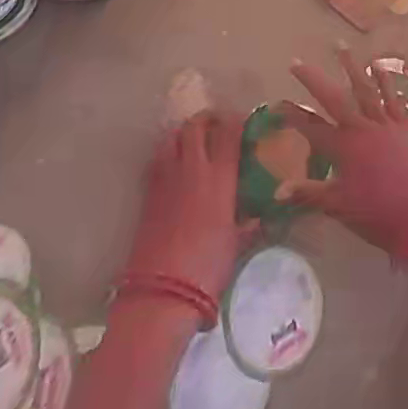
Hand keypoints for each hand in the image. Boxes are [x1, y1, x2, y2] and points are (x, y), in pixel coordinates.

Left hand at [126, 112, 252, 300]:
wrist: (163, 290)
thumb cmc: (208, 266)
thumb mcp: (237, 243)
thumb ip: (248, 223)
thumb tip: (260, 217)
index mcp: (219, 177)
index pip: (228, 133)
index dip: (235, 120)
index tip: (242, 119)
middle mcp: (192, 168)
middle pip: (195, 126)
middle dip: (206, 118)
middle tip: (216, 123)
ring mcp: (166, 178)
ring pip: (172, 136)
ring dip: (184, 132)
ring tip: (193, 140)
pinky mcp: (147, 192)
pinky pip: (158, 158)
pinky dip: (168, 151)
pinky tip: (175, 164)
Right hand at [279, 45, 407, 256]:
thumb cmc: (376, 213)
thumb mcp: (337, 206)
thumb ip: (307, 193)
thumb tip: (277, 191)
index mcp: (343, 147)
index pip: (310, 127)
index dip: (291, 115)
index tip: (275, 104)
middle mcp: (362, 129)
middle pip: (335, 98)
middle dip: (314, 79)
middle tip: (297, 62)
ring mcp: (385, 125)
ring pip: (366, 90)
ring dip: (352, 67)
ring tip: (341, 46)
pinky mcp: (404, 129)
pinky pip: (394, 101)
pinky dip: (388, 84)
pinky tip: (382, 69)